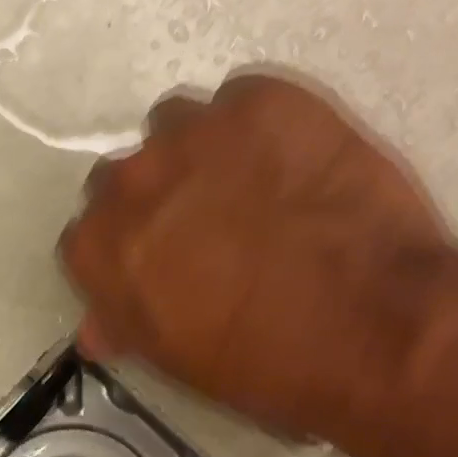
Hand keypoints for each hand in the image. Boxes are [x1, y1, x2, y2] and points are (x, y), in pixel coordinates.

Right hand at [59, 72, 457, 439]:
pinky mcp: (263, 101)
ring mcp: (194, 133)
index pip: (88, 233)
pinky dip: (257, 123)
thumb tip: (95, 325)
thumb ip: (121, 322)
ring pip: (175, 124)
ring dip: (198, 150)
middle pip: (124, 175)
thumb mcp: (168, 356)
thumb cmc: (255, 360)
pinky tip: (290, 157)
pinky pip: (242, 96)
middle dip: (155, 196)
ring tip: (247, 181)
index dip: (124, 246)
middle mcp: (129, 182)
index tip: (157, 260)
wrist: (369, 324)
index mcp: (96, 248)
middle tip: (204, 222)